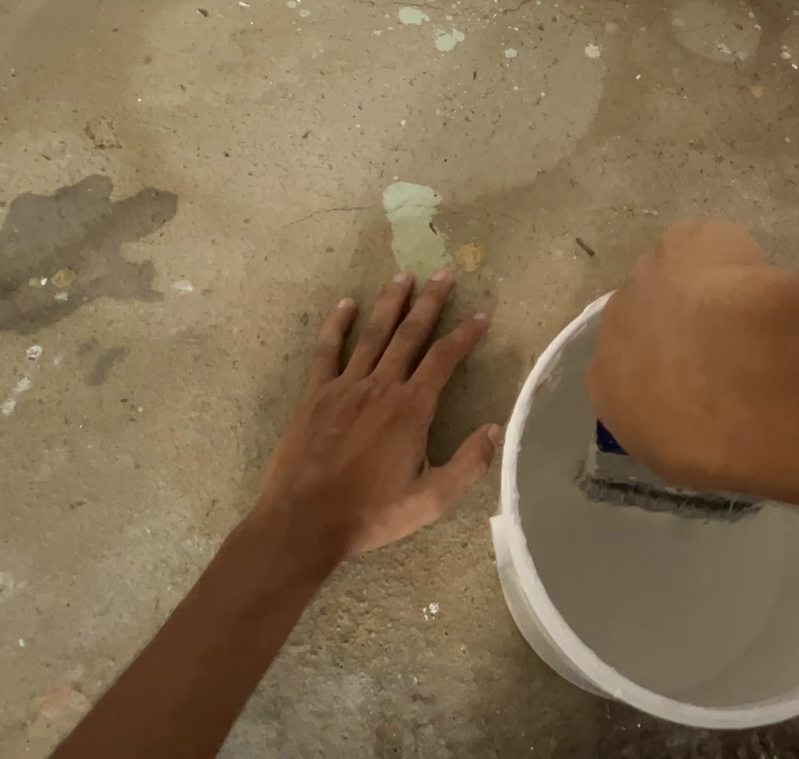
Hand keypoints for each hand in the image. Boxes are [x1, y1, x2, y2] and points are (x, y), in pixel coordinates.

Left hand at [251, 270, 501, 576]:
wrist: (302, 524)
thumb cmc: (370, 514)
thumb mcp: (430, 500)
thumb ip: (468, 464)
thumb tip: (496, 429)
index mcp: (411, 409)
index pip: (444, 358)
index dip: (465, 334)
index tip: (481, 315)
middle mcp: (381, 387)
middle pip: (410, 334)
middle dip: (430, 302)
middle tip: (445, 274)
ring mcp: (345, 387)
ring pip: (373, 334)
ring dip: (391, 303)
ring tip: (404, 276)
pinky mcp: (315, 396)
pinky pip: (327, 352)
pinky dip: (337, 325)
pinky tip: (346, 305)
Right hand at [588, 220, 773, 485]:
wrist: (738, 377)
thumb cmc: (708, 437)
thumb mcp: (682, 456)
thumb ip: (673, 426)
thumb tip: (693, 417)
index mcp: (605, 380)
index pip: (623, 371)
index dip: (660, 370)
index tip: (694, 380)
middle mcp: (615, 320)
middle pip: (644, 314)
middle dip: (679, 324)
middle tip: (725, 345)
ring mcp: (648, 273)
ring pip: (674, 275)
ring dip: (703, 288)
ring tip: (748, 313)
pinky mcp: (686, 239)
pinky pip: (706, 244)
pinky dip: (730, 256)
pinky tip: (758, 282)